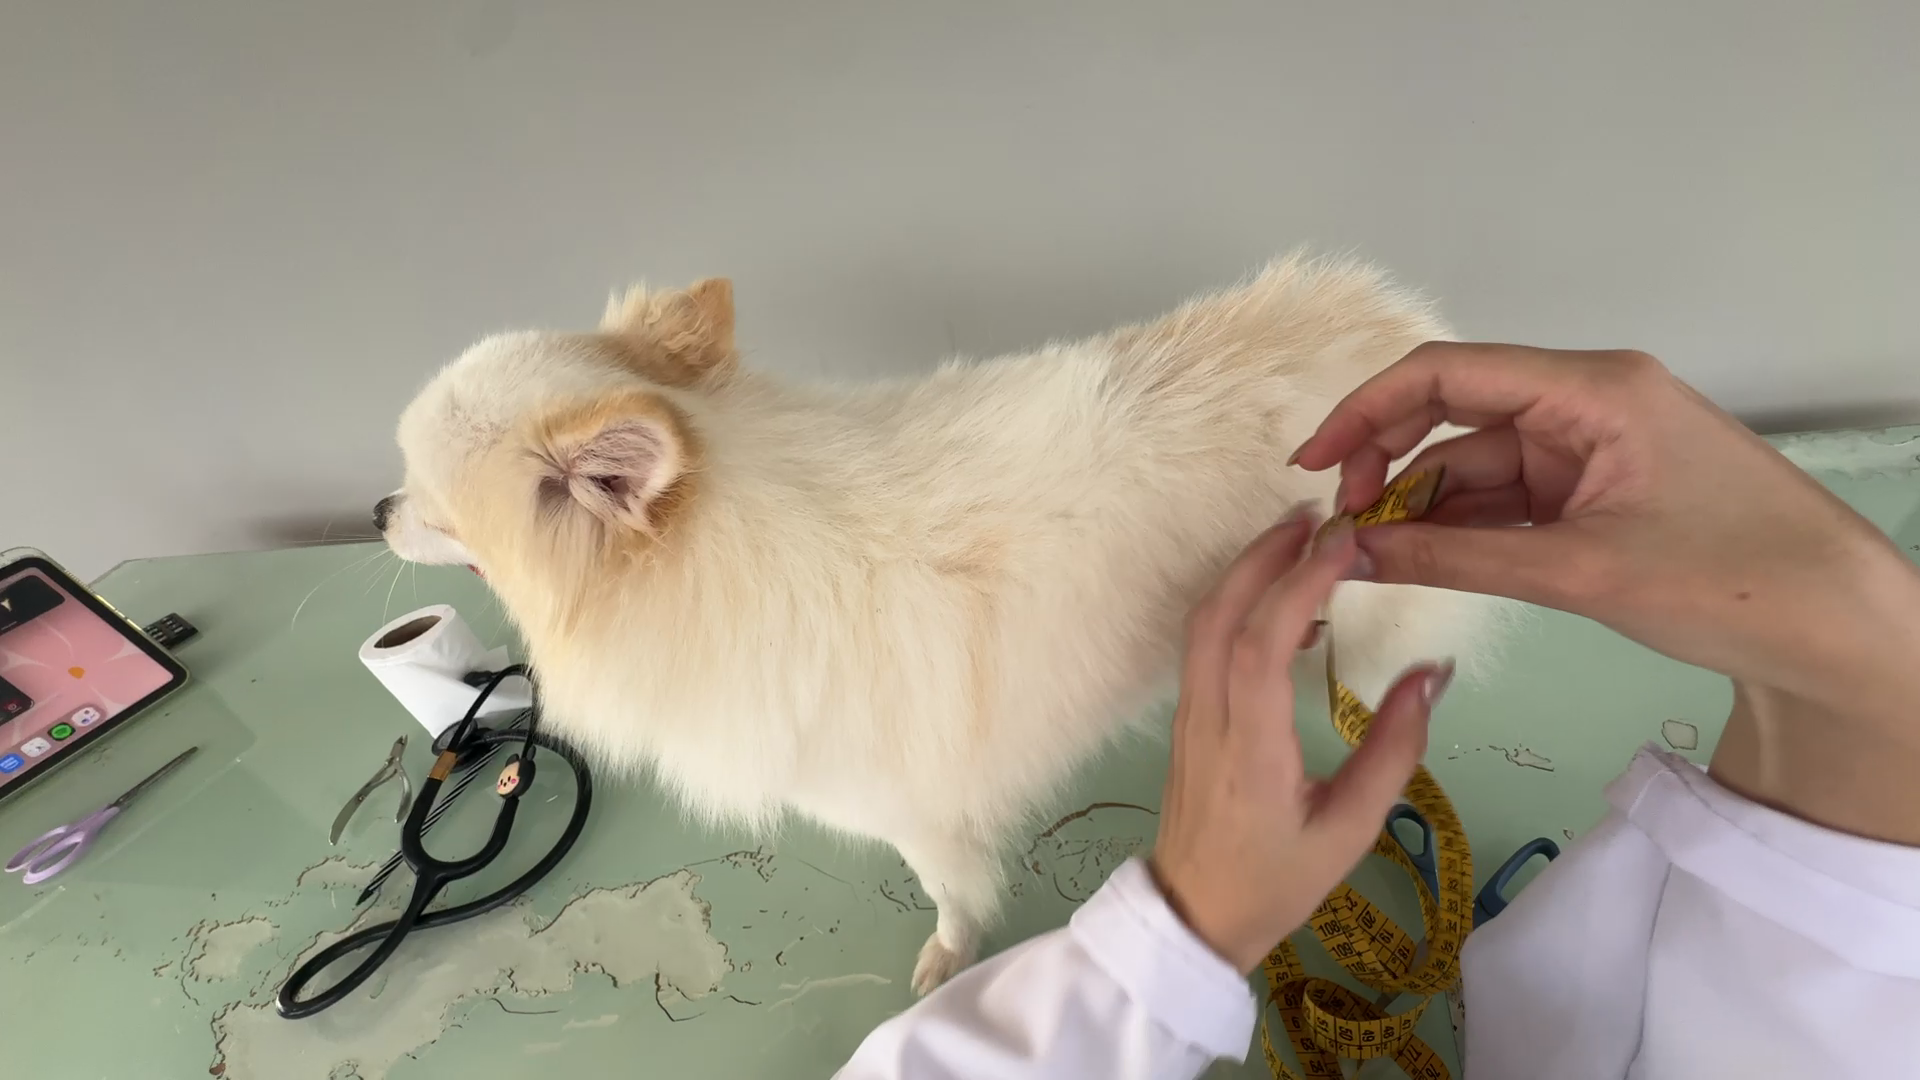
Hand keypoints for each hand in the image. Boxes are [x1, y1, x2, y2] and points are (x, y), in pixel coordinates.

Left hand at [1149, 511, 1452, 973]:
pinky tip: (1281, 609)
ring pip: (1203, 622)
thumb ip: (1393, 748)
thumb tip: (1432, 674)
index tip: (1341, 540)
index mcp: (1248, 743)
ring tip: (1299, 545)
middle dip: (1262, 556)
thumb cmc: (1277, 877)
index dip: (1298, 582)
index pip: (1262, 641)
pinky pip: (1203, 643)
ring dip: (1244, 573)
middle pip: (1220, 613)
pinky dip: (1235, 606)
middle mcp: (1206, 713)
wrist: (1195, 907)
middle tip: (1315, 518)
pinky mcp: (1185, 712)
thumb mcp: (1351, 827)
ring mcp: (1187, 709)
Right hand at [1291, 342, 1919, 841]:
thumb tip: (1345, 554)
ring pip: (1462, 462)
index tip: (1312, 462)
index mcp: (1590, 390)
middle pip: (1446, 412)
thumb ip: (1446, 557)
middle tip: (1343, 518)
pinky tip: (1414, 553)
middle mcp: (1578, 403)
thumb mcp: (1572, 571)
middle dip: (1383, 460)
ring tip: (1372, 550)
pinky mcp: (1578, 488)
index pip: (1445, 373)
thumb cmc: (1731, 584)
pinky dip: (1447, 524)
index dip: (1364, 411)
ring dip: (1413, 503)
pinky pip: (1489, 497)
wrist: (1842, 640)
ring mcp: (1578, 448)